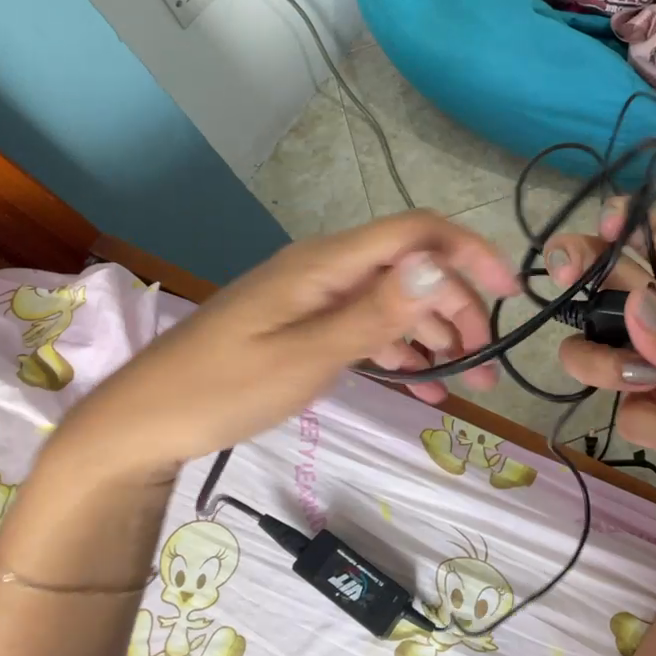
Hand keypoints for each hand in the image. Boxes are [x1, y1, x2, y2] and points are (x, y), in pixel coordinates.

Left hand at [56, 211, 518, 482]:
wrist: (144, 423)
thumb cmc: (222, 389)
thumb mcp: (307, 356)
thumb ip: (377, 311)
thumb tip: (438, 263)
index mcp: (326, 263)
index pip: (415, 231)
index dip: (469, 250)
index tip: (510, 290)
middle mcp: (328, 270)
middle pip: (413, 268)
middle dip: (458, 308)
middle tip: (485, 363)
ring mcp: (318, 298)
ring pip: (397, 301)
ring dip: (436, 336)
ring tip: (467, 384)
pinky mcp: (310, 325)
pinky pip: (370, 327)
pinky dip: (401, 352)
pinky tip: (425, 386)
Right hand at [545, 203, 655, 518]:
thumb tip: (632, 304)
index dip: (627, 224)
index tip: (603, 225)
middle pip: (605, 287)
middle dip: (577, 273)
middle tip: (562, 275)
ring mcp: (653, 371)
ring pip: (593, 352)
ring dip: (606, 367)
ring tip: (647, 384)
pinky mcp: (651, 416)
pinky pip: (625, 414)